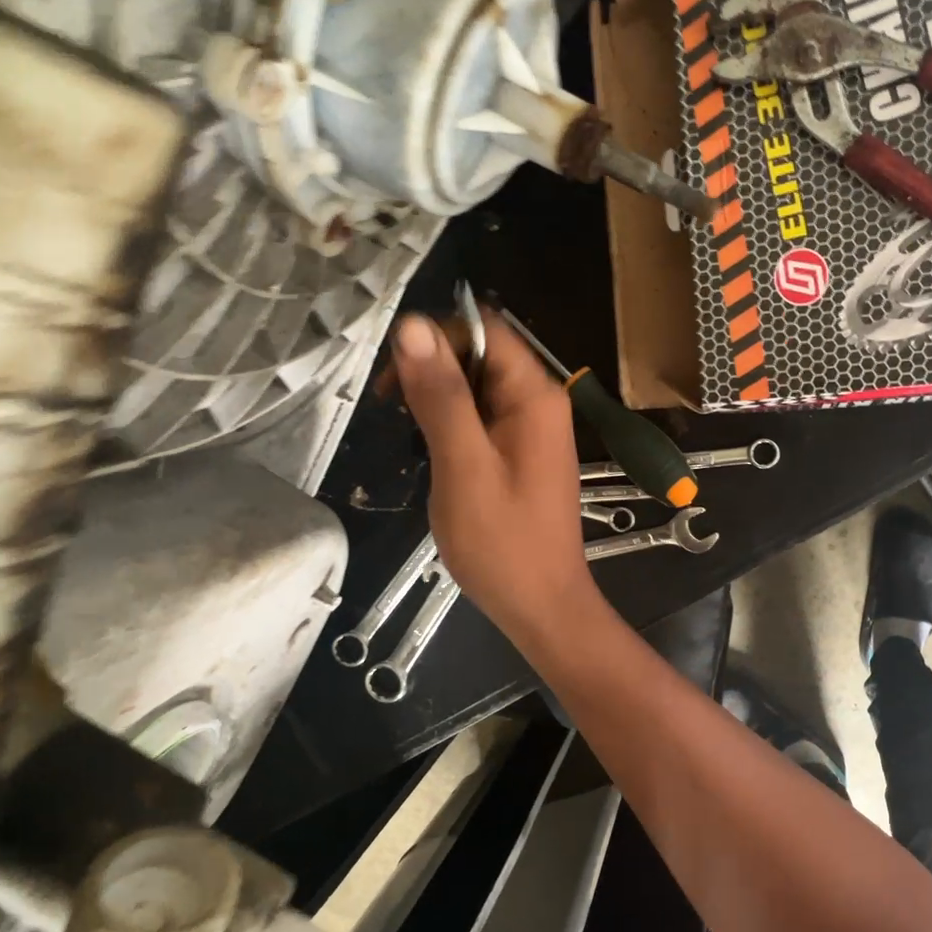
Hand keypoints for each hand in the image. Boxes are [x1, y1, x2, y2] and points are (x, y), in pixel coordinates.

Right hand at [390, 313, 599, 636]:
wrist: (541, 606)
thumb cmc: (503, 544)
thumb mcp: (464, 466)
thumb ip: (441, 396)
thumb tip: (412, 325)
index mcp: (535, 396)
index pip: (484, 330)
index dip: (436, 337)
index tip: (392, 370)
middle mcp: (540, 402)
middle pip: (479, 356)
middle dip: (432, 369)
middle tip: (391, 407)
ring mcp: (532, 430)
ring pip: (476, 388)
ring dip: (437, 399)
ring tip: (407, 435)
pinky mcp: (520, 454)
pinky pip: (481, 420)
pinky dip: (451, 425)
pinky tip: (429, 454)